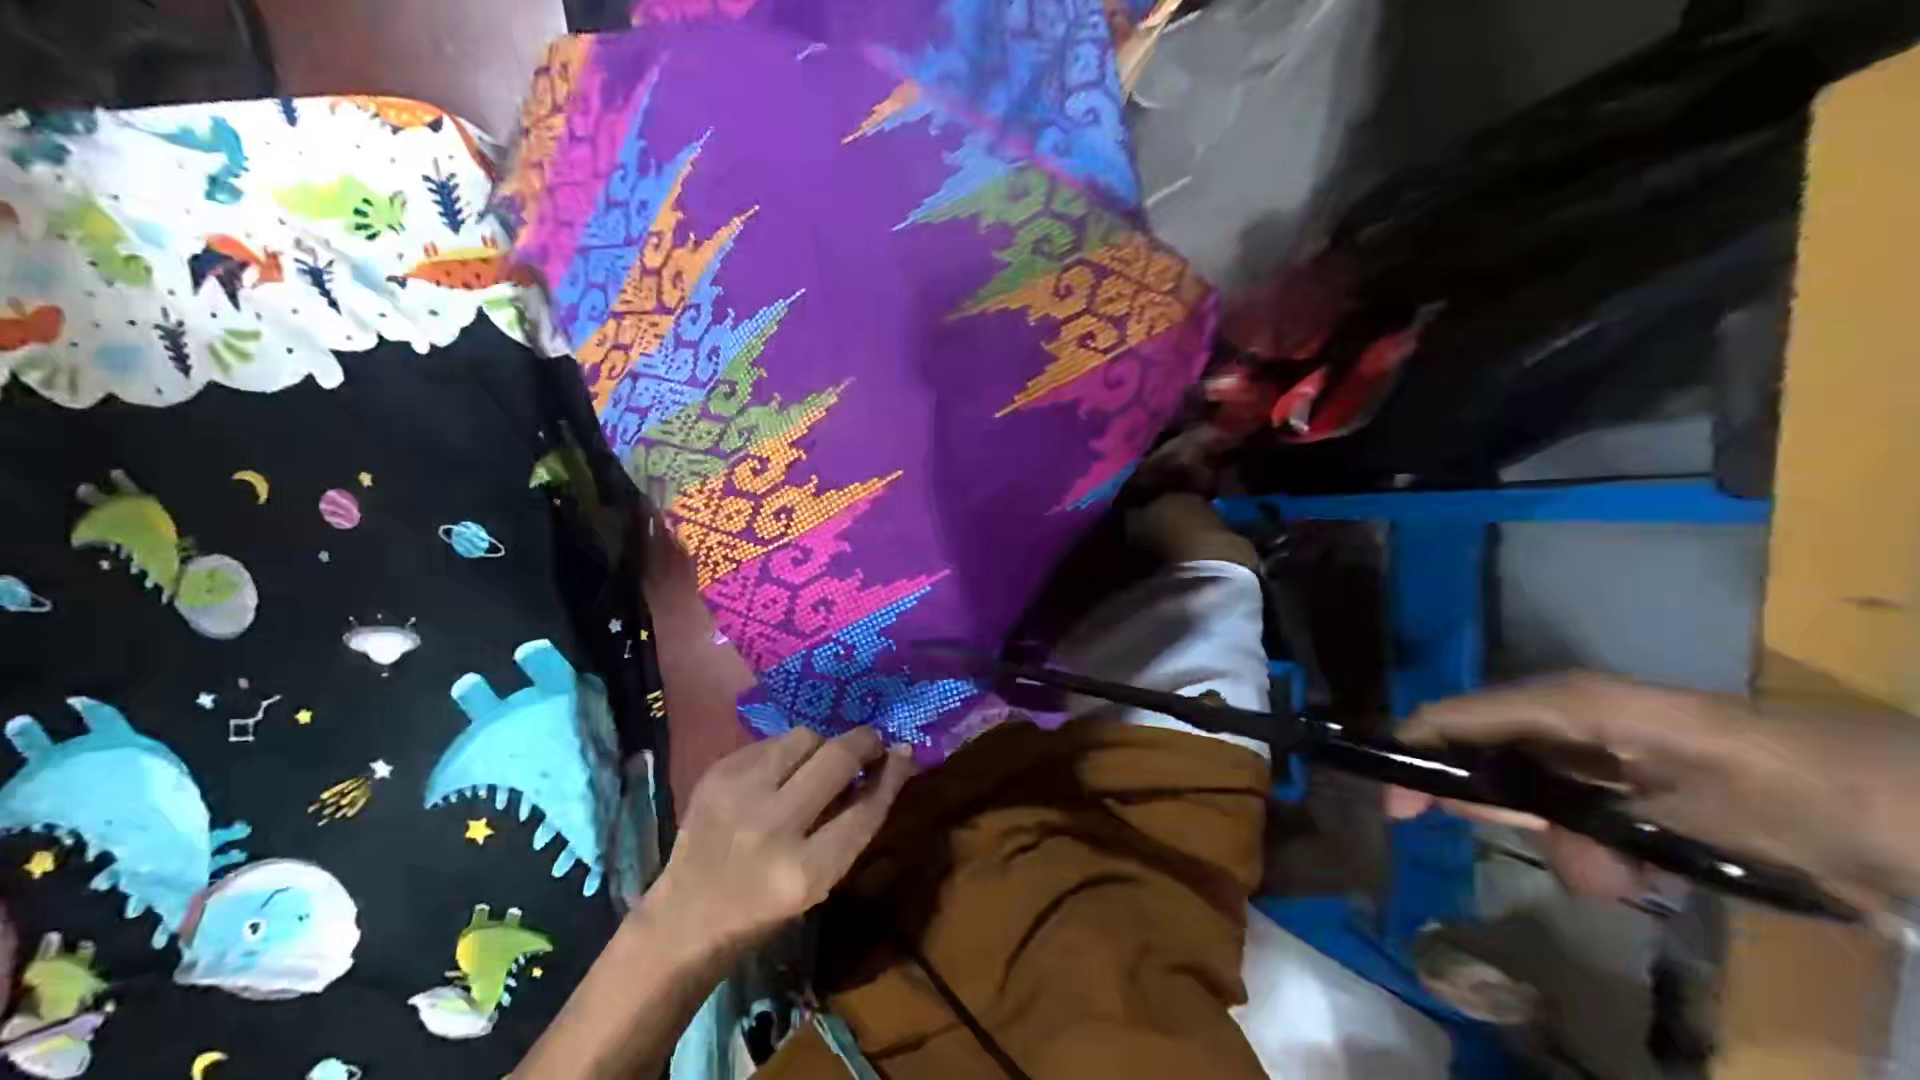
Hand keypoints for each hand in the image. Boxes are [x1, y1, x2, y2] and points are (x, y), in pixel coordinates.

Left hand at [643, 727, 915, 953]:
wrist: (685, 919)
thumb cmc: (764, 910)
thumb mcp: (820, 880)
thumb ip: (854, 823)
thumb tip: (893, 761)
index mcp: (805, 872)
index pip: (866, 808)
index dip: (893, 775)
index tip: (904, 753)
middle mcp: (772, 827)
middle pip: (838, 758)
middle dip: (865, 742)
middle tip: (872, 744)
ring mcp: (739, 795)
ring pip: (805, 736)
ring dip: (823, 745)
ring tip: (819, 763)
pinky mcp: (716, 774)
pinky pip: (770, 741)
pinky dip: (786, 752)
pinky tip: (780, 773)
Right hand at [1385, 673, 1919, 911]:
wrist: (1901, 806)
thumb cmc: (1789, 792)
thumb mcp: (1683, 802)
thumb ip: (1581, 808)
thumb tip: (1494, 821)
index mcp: (1569, 704)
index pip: (1460, 716)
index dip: (1416, 749)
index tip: (1392, 799)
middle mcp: (1570, 720)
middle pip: (1485, 754)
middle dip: (1485, 805)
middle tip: (1497, 841)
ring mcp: (1600, 753)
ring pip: (1531, 795)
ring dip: (1560, 843)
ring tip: (1616, 878)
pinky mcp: (1627, 785)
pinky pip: (1574, 816)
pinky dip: (1591, 852)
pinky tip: (1634, 872)